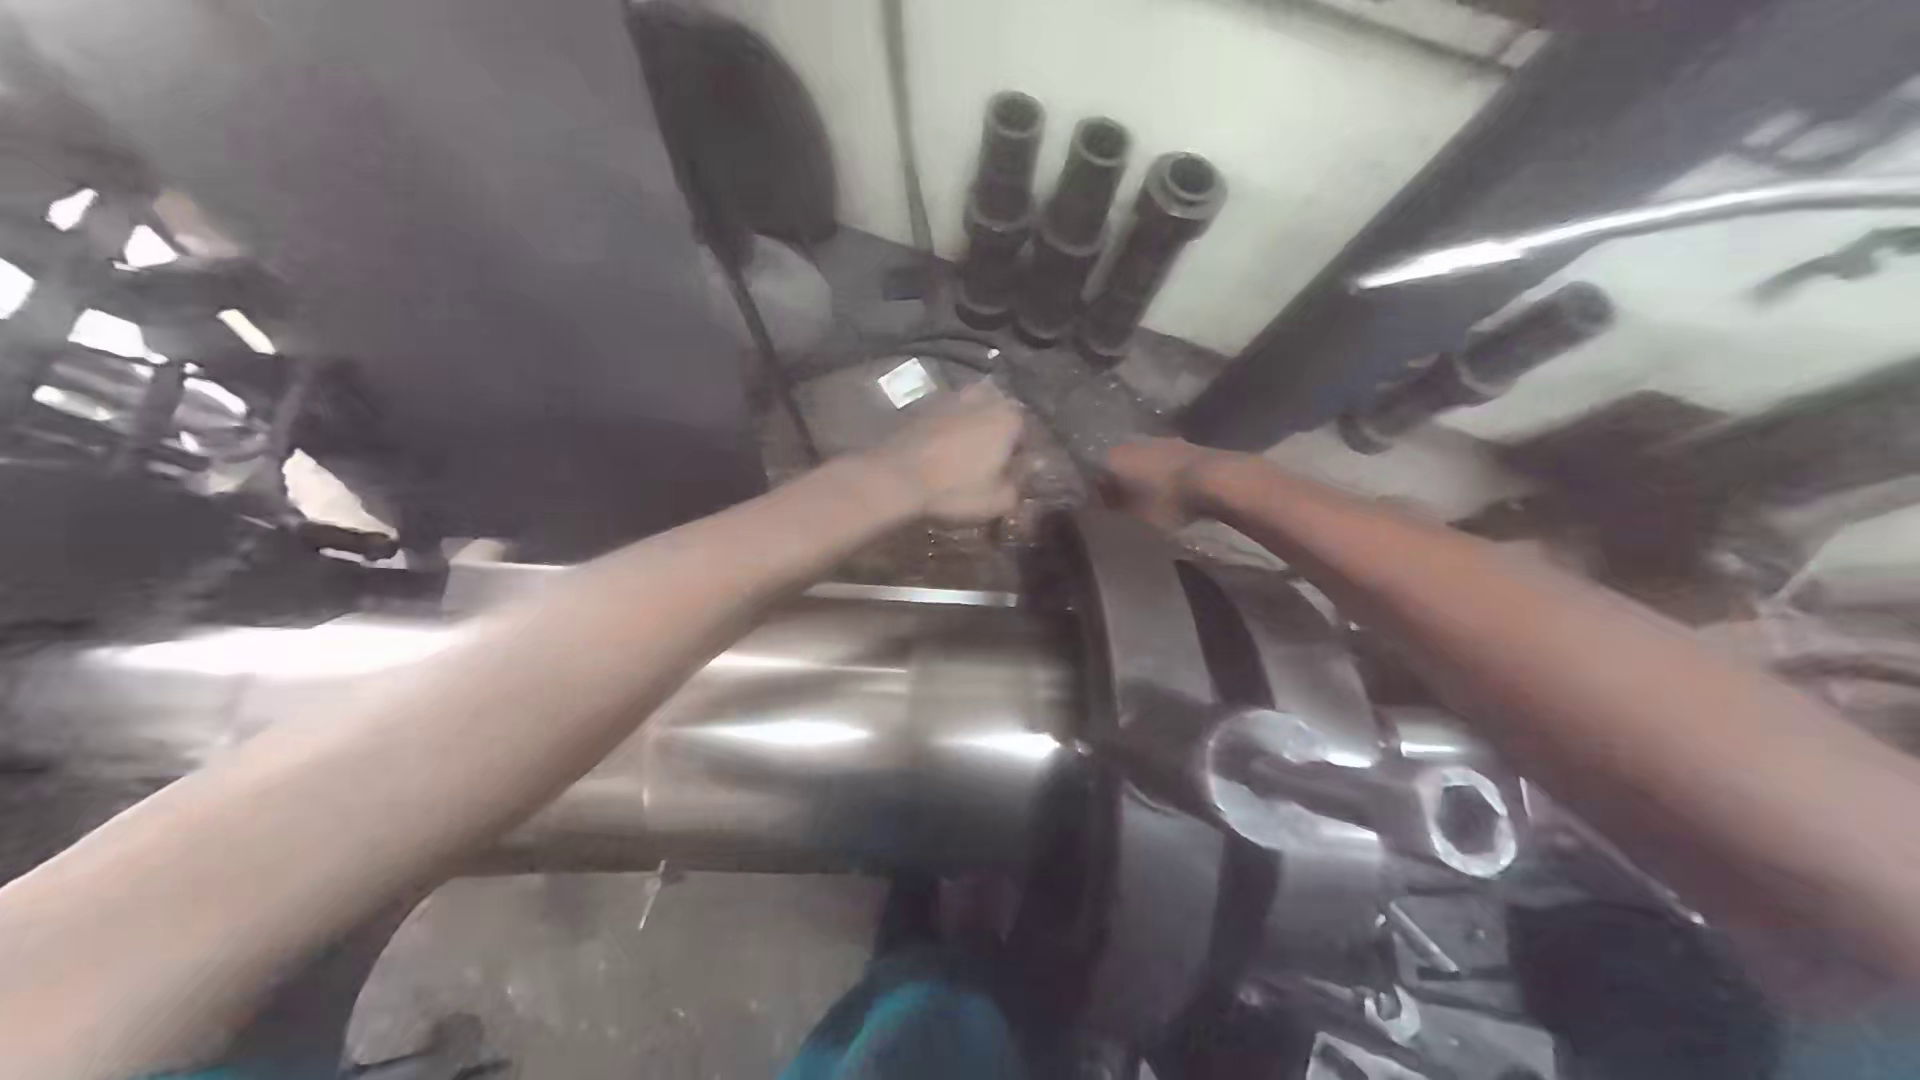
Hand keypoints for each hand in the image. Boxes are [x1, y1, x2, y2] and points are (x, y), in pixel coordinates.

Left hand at [866, 381, 1023, 525]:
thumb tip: (1033, 465)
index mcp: (1007, 417)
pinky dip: (948, 428)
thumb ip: (1021, 481)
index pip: (1027, 431)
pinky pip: (946, 415)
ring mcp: (948, 398)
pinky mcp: (921, 406)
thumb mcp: (998, 500)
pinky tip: (941, 451)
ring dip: (973, 426)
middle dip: (999, 431)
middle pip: (999, 412)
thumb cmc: (955, 490)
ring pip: (971, 409)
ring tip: (965, 455)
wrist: (894, 478)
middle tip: (991, 460)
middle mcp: (982, 398)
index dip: (1022, 453)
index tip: (1012, 473)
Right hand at [1102, 437, 1233, 530]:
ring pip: (1142, 461)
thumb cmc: (1166, 501)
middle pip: (1119, 466)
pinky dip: (1163, 474)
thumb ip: (1115, 508)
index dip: (1098, 495)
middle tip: (1127, 506)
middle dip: (1121, 483)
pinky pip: (1164, 462)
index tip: (1106, 511)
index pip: (1095, 477)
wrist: (1216, 479)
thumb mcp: (1134, 515)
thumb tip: (1105, 502)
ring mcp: (1159, 440)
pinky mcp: (1184, 444)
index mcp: (1112, 458)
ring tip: (1151, 499)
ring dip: (1143, 477)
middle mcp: (1131, 443)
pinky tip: (1171, 490)